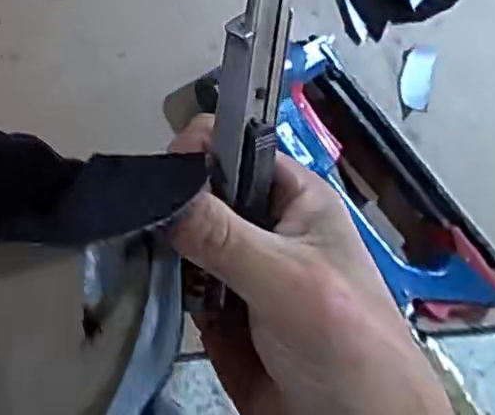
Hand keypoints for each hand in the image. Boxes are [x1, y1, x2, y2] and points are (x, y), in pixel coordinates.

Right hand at [167, 115, 450, 414]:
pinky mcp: (218, 305)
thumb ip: (225, 237)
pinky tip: (153, 288)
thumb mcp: (289, 282)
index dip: (197, 150)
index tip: (165, 178)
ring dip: (166, 246)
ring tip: (145, 258)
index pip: (233, 145)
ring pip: (184, 233)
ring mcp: (238, 264)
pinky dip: (166, 284)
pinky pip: (180, 278)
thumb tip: (163, 193)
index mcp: (290, 194)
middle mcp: (261, 221)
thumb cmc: (349, 348)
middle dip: (174, 203)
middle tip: (149, 224)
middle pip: (201, 188)